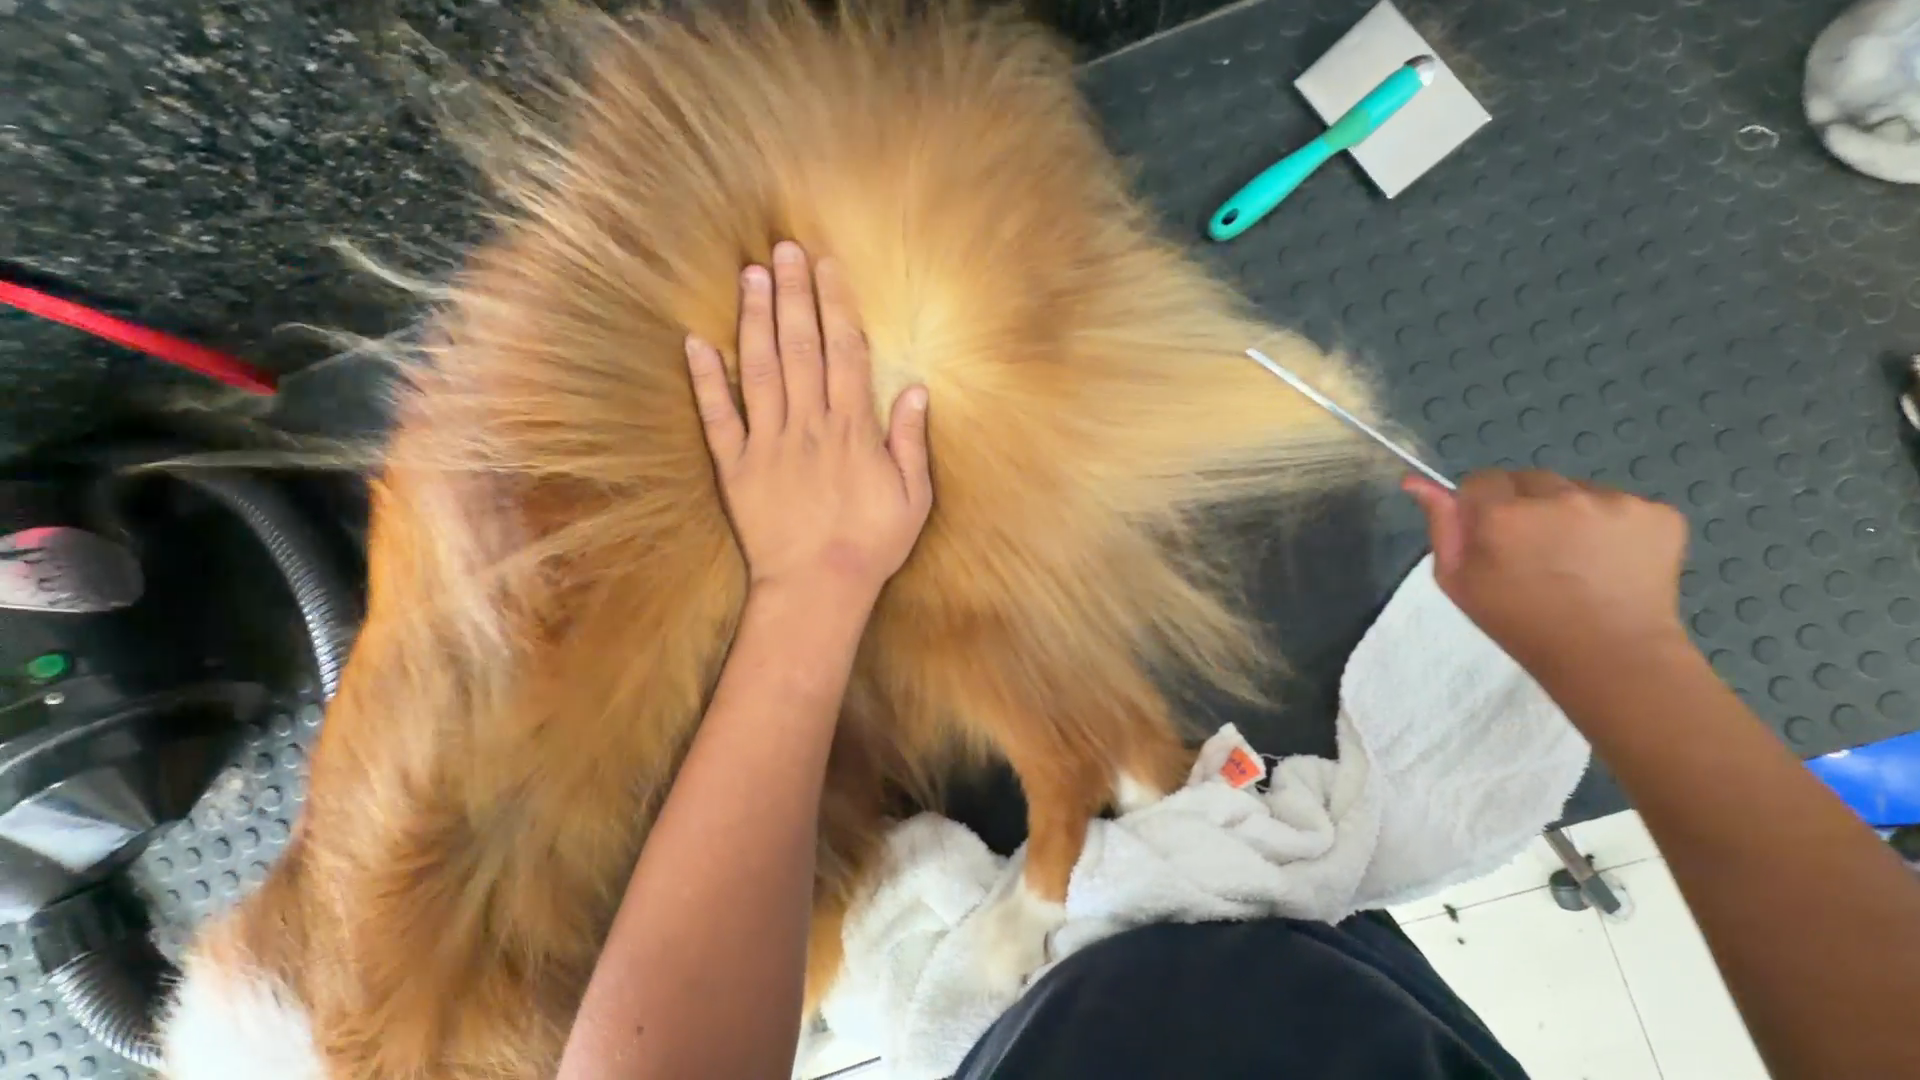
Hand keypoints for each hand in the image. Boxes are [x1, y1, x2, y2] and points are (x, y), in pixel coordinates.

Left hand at [686, 242, 931, 608]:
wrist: (818, 588)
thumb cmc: (872, 545)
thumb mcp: (913, 498)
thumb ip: (910, 442)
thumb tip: (917, 391)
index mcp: (852, 428)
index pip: (845, 352)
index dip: (836, 304)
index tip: (828, 266)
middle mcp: (809, 424)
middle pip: (800, 346)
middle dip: (793, 294)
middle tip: (784, 249)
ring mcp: (768, 443)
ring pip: (759, 368)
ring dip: (753, 319)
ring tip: (749, 275)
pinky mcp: (735, 467)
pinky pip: (718, 416)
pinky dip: (706, 379)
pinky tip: (696, 342)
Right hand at [1403, 470, 1690, 676]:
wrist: (1610, 656)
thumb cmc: (1520, 623)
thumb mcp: (1458, 581)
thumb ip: (1442, 525)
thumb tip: (1417, 481)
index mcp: (1503, 514)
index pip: (1481, 481)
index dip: (1482, 509)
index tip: (1493, 537)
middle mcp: (1558, 497)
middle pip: (1529, 480)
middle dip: (1526, 506)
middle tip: (1535, 551)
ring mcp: (1614, 502)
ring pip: (1577, 491)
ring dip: (1570, 513)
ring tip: (1576, 558)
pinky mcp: (1659, 513)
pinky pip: (1622, 505)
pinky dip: (1615, 526)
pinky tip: (1612, 560)